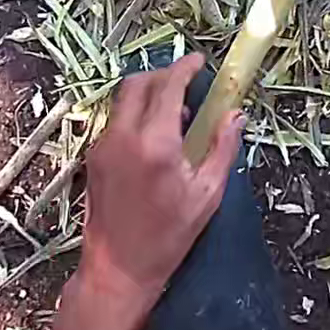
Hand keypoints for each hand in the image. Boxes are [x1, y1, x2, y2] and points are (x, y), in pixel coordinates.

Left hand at [74, 54, 243, 319]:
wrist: (117, 268)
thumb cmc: (168, 237)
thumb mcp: (206, 195)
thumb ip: (222, 148)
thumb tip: (235, 115)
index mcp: (155, 143)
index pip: (168, 87)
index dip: (185, 67)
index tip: (199, 61)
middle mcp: (123, 136)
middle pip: (139, 82)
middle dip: (164, 74)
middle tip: (187, 83)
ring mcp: (103, 145)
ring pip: (124, 99)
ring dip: (149, 93)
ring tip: (176, 113)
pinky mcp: (94, 156)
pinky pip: (117, 120)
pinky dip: (137, 114)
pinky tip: (156, 137)